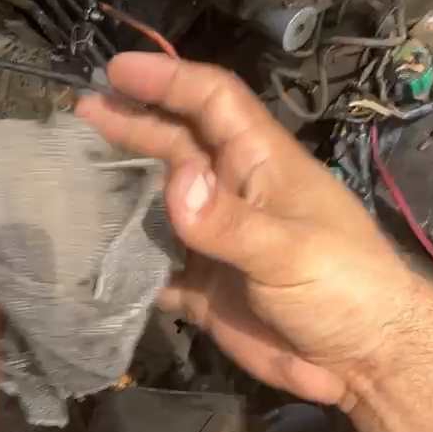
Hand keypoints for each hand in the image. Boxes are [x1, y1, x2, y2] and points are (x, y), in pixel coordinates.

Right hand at [77, 53, 432, 408]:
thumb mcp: (289, 249)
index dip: (167, 82)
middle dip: (133, 127)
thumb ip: (228, 221)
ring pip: (159, 211)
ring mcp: (215, 246)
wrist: (357, 359)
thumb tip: (174, 181)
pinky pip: (155, 273)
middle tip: (82, 113)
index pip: (211, 105)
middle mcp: (233, 197)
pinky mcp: (202, 292)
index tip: (117, 72)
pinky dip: (127, 269)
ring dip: (121, 196)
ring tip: (75, 184)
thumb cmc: (343, 289)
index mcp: (261, 166)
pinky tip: (95, 264)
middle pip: (176, 149)